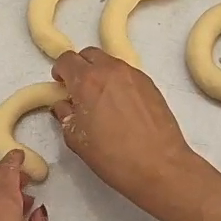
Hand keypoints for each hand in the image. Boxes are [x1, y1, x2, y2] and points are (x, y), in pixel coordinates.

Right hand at [51, 47, 201, 206]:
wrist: (160, 166)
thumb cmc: (114, 157)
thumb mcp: (76, 139)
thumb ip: (65, 115)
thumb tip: (65, 105)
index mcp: (87, 81)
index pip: (66, 59)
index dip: (60, 71)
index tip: (61, 84)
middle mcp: (110, 70)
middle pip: (89, 54)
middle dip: (80, 67)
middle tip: (78, 89)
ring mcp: (133, 75)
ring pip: (110, 63)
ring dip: (100, 73)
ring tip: (101, 99)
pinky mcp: (150, 84)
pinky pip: (127, 74)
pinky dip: (118, 82)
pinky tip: (121, 106)